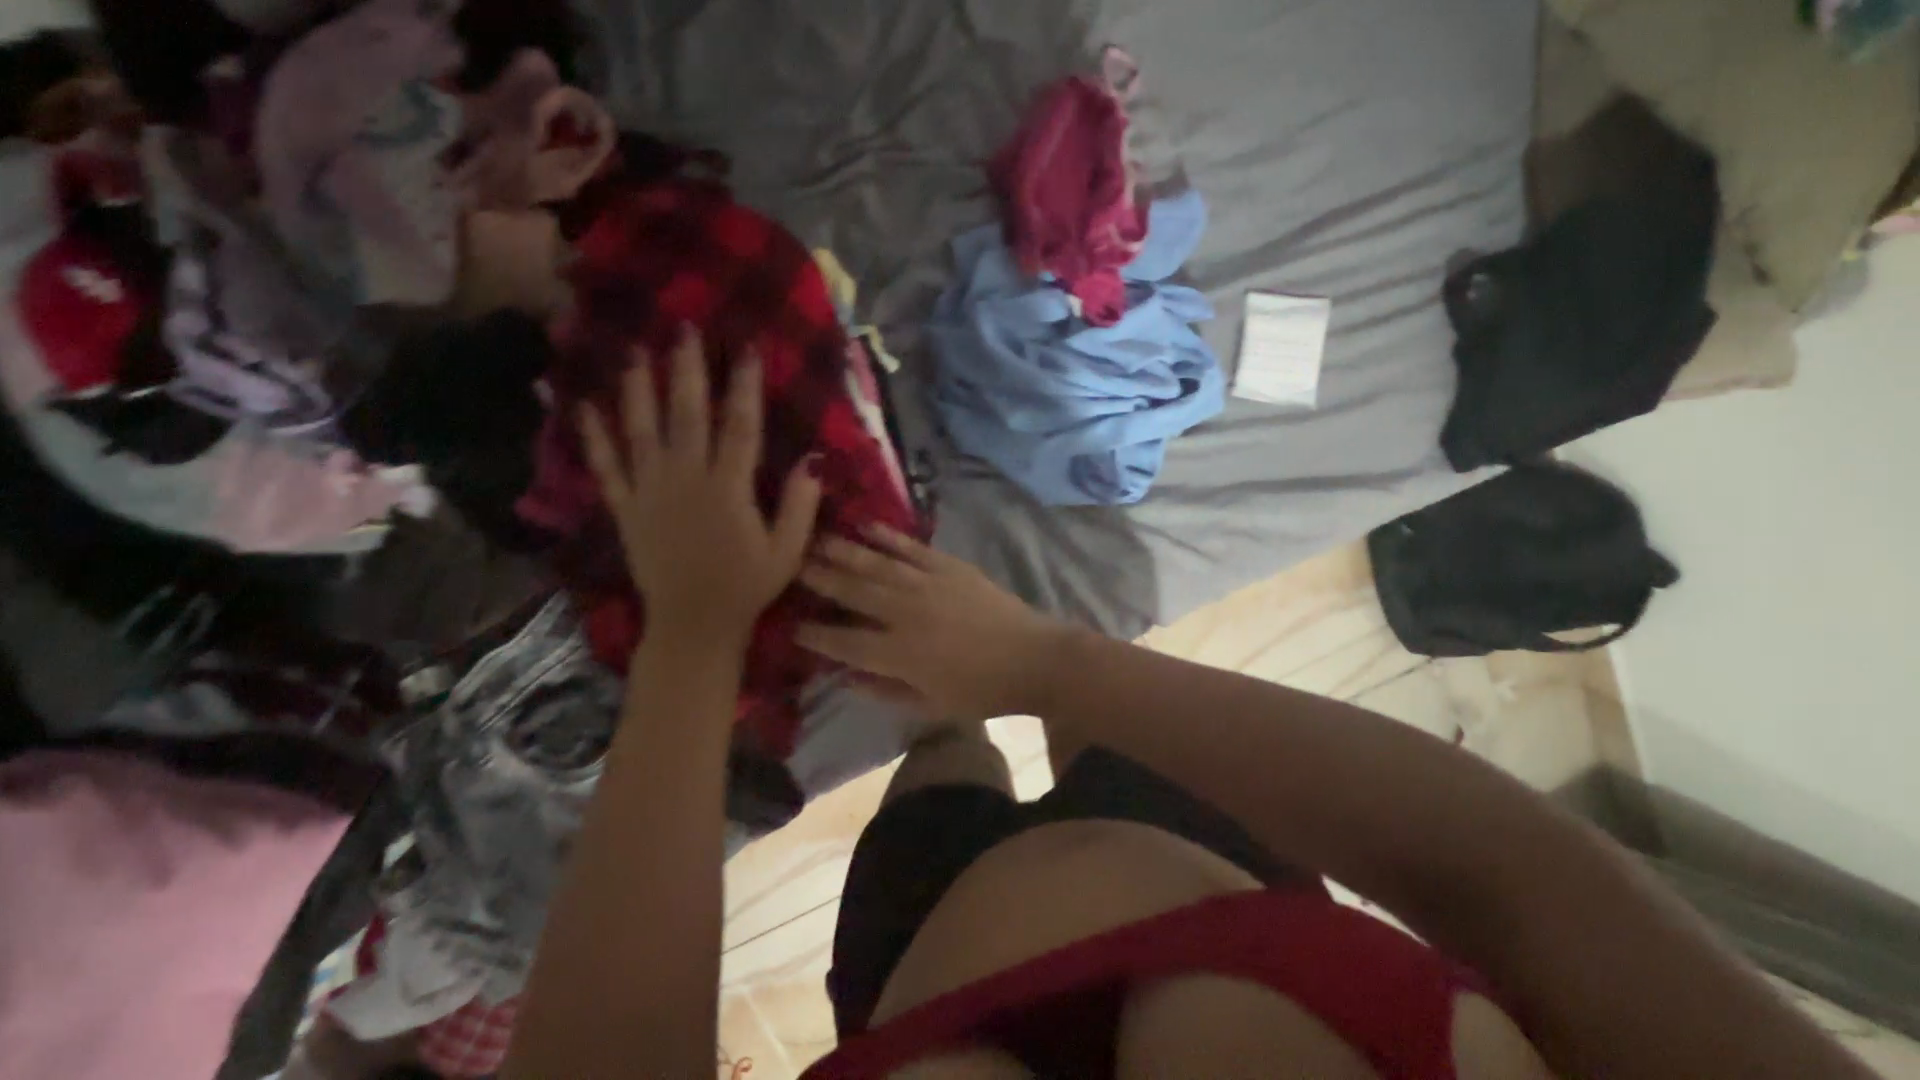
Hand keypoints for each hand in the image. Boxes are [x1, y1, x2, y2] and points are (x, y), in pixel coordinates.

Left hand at [579, 327, 822, 649]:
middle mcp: (686, 480)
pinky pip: (606, 468)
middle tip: (682, 328)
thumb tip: (813, 457)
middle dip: (686, 369)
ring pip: (641, 431)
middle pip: (686, 414)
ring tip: (634, 352)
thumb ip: (800, 505)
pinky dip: (594, 438)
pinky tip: (583, 407)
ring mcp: (651, 493)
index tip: (747, 346)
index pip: (739, 425)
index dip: (744, 384)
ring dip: (637, 389)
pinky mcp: (626, 510)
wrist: (693, 626)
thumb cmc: (747, 589)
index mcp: (729, 489)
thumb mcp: (787, 552)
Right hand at [794, 526, 1072, 719]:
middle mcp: (904, 614)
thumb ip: (885, 691)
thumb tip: (845, 678)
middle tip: (787, 563)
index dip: (814, 634)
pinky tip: (865, 525)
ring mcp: (927, 585)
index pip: (843, 642)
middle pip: (851, 592)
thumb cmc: (983, 691)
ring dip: (841, 550)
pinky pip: (910, 548)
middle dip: (816, 578)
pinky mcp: (948, 566)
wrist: (1035, 659)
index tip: (789, 624)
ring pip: (874, 564)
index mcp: (898, 654)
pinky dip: (886, 536)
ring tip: (813, 537)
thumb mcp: (932, 707)